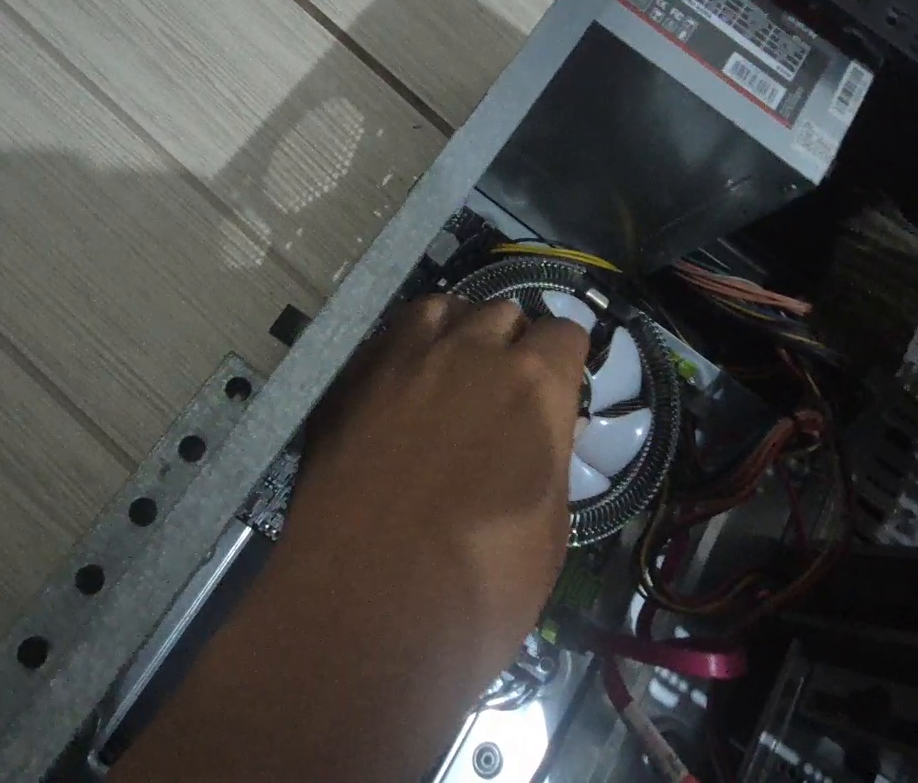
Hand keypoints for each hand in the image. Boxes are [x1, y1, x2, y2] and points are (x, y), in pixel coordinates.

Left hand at [110, 295, 588, 782]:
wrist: (366, 609)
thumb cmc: (480, 585)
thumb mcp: (548, 526)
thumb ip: (549, 455)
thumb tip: (547, 426)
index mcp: (533, 384)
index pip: (564, 333)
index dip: (565, 358)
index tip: (559, 382)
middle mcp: (469, 352)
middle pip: (501, 312)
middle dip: (511, 342)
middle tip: (503, 386)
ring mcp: (402, 358)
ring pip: (440, 309)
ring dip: (456, 331)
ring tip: (451, 369)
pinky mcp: (352, 378)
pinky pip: (388, 335)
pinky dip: (406, 346)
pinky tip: (403, 384)